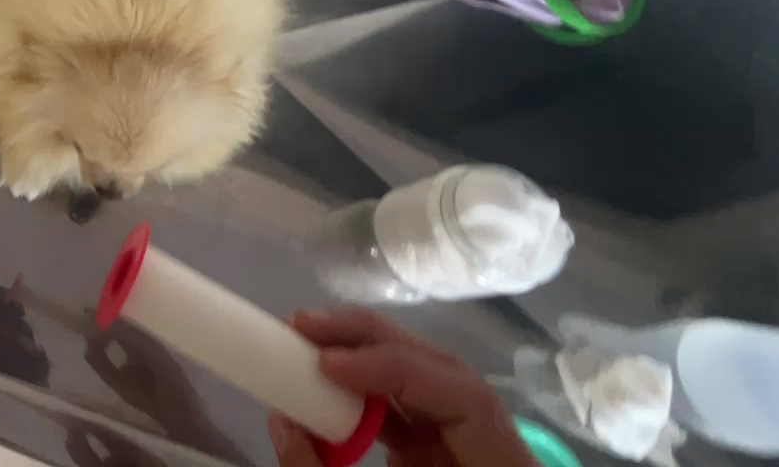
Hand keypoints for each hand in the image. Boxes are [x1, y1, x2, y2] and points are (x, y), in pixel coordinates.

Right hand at [268, 309, 530, 466]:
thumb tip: (280, 418)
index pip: (466, 398)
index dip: (397, 369)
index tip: (328, 366)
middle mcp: (498, 452)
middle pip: (444, 369)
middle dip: (370, 340)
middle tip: (301, 326)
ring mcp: (471, 448)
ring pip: (425, 375)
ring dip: (361, 348)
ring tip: (305, 335)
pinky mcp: (442, 451)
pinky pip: (407, 403)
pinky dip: (362, 382)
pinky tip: (325, 373)